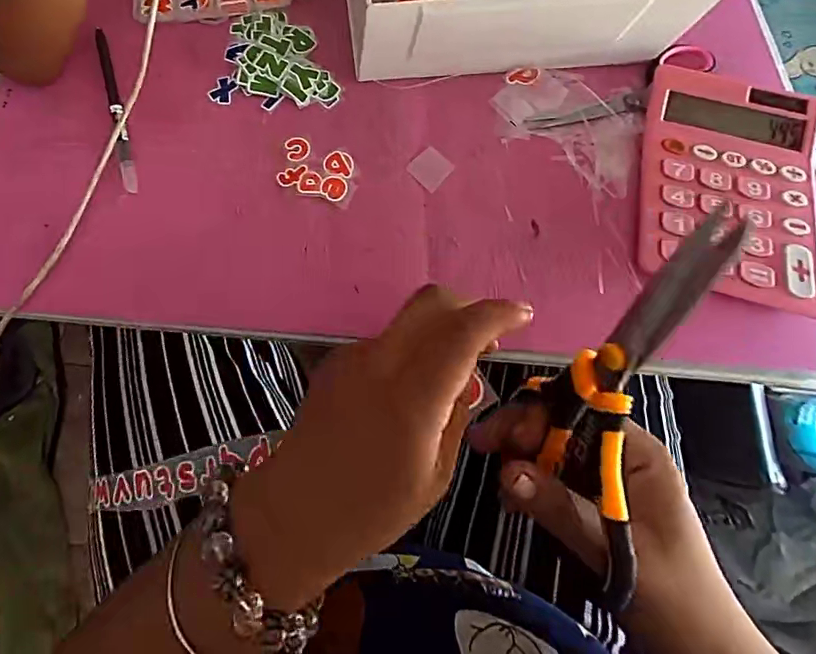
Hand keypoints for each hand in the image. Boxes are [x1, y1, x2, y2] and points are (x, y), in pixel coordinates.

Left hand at [229, 287, 531, 609]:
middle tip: (488, 338)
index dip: (497, 314)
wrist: (293, 513)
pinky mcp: (338, 359)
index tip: (522, 314)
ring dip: (439, 331)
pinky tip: (411, 390)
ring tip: (450, 378)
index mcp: (410, 398)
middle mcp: (380, 362)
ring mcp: (354, 356)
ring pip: (410, 321)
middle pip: (431, 302)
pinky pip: (388, 341)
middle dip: (468, 307)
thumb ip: (457, 414)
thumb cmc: (371, 510)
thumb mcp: (436, 475)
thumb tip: (468, 377)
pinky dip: (412, 350)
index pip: (461, 332)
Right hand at [468, 402, 773, 653]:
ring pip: (557, 453)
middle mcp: (622, 457)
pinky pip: (559, 481)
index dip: (536, 415)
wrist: (703, 652)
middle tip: (484, 449)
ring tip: (498, 481)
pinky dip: (534, 486)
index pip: (579, 411)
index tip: (499, 435)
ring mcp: (611, 482)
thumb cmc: (676, 600)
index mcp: (638, 453)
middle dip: (523, 435)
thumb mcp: (616, 552)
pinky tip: (514, 498)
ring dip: (525, 460)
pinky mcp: (599, 507)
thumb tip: (509, 472)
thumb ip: (562, 508)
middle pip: (563, 427)